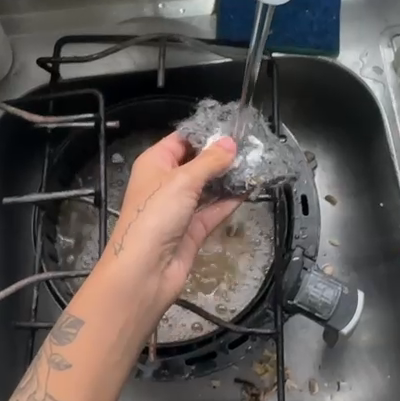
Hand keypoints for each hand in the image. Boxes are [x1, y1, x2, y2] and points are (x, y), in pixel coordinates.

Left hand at [92, 132, 241, 315]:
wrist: (144, 271)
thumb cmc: (154, 216)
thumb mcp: (183, 180)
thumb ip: (209, 161)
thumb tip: (229, 143)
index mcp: (155, 164)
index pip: (181, 140)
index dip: (204, 134)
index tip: (233, 129)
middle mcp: (166, 184)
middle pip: (196, 163)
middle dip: (221, 157)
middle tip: (251, 147)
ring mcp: (179, 208)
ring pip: (208, 188)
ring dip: (228, 178)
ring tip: (256, 164)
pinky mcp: (192, 230)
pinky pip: (214, 210)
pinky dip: (230, 201)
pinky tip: (250, 190)